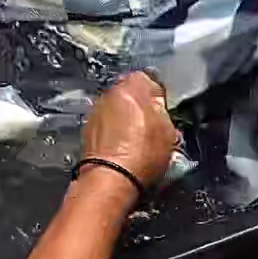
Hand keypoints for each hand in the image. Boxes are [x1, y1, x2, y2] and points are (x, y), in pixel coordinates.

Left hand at [81, 71, 177, 192]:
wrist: (112, 179)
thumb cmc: (141, 156)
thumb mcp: (169, 132)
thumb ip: (164, 112)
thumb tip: (160, 108)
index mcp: (132, 87)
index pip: (149, 79)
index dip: (159, 96)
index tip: (165, 111)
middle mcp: (110, 95)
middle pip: (130, 94)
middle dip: (141, 108)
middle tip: (154, 128)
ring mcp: (97, 112)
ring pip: (117, 110)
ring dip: (127, 121)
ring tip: (140, 142)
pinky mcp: (88, 130)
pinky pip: (107, 126)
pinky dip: (115, 134)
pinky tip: (125, 150)